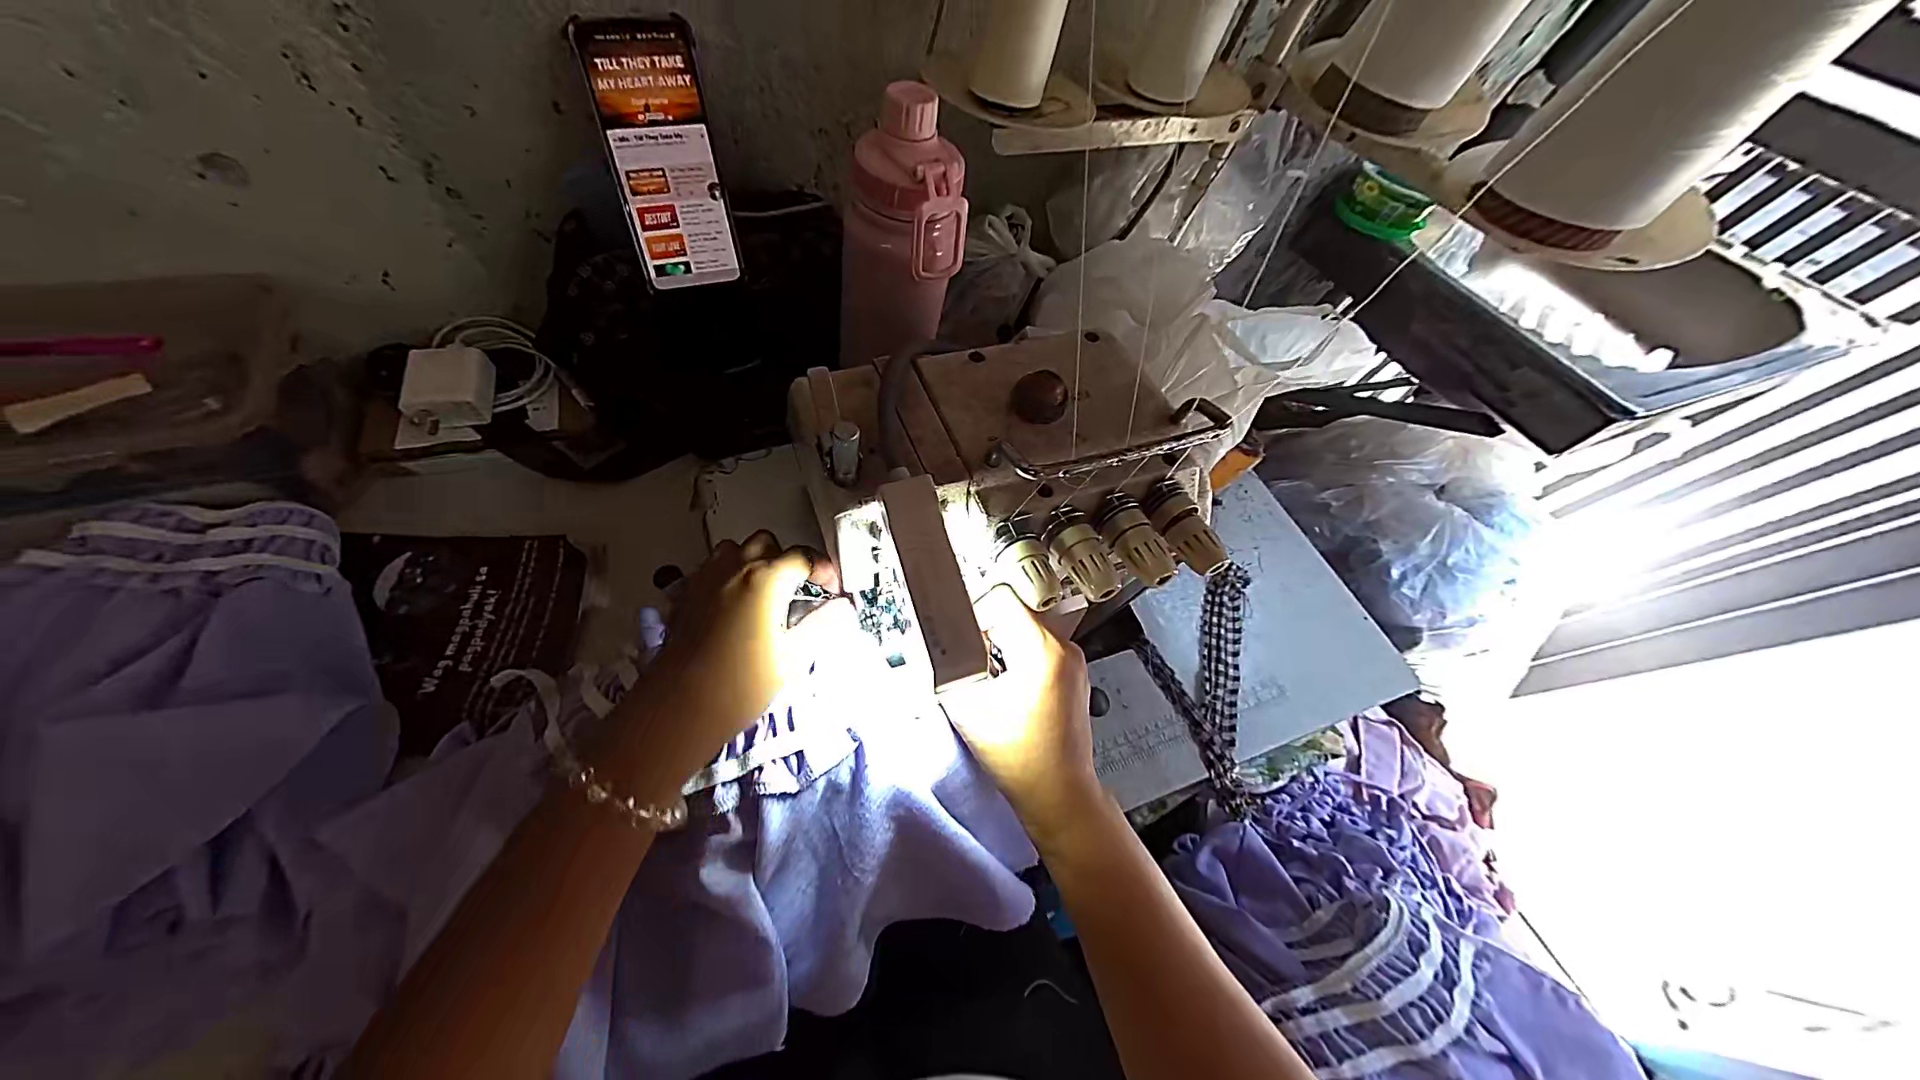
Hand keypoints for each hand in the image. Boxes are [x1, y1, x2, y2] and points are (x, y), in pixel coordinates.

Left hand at [614, 531, 853, 789]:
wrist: (681, 707)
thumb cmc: (743, 683)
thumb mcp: (793, 656)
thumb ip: (821, 624)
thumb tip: (843, 607)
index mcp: (766, 579)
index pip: (802, 556)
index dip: (823, 568)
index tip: (831, 589)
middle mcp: (734, 568)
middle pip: (766, 543)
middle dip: (786, 559)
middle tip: (798, 588)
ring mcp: (706, 579)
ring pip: (734, 549)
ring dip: (753, 560)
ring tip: (764, 590)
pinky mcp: (686, 595)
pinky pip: (711, 568)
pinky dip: (728, 574)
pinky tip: (734, 604)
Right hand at [939, 585, 1104, 839]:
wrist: (1058, 793)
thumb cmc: (1022, 759)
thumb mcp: (968, 708)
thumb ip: (944, 671)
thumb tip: (928, 649)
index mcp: (1043, 648)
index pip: (1001, 598)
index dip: (972, 613)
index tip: (958, 633)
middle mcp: (1064, 649)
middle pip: (1012, 613)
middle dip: (984, 635)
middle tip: (969, 663)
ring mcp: (1072, 662)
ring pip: (1024, 632)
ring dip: (999, 648)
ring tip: (988, 680)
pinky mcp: (1072, 676)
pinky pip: (1037, 650)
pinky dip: (1016, 661)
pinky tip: (1005, 690)